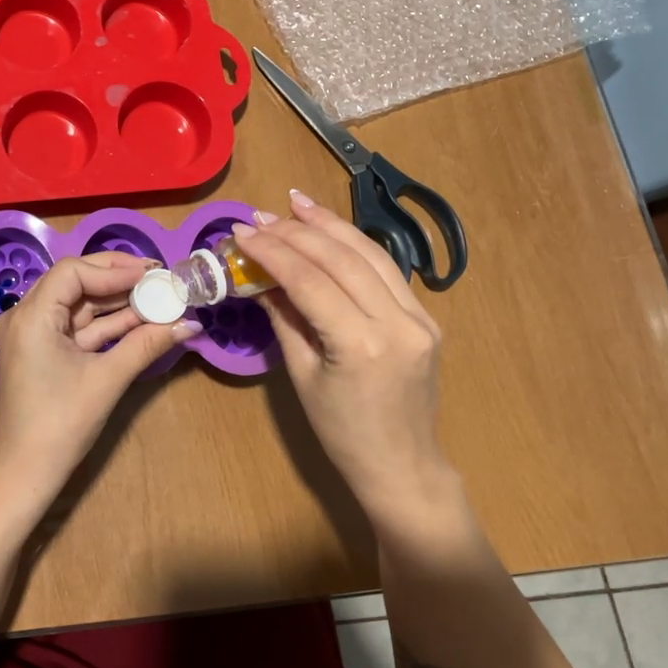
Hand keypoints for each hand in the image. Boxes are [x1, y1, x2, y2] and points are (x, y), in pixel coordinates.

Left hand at [0, 252, 200, 499]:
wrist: (25, 472)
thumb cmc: (61, 424)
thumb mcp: (107, 379)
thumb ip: (146, 344)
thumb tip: (189, 323)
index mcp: (31, 316)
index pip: (73, 272)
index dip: (114, 269)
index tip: (152, 273)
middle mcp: (25, 317)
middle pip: (74, 282)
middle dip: (119, 280)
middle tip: (160, 277)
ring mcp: (32, 335)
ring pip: (79, 306)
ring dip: (117, 302)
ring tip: (159, 296)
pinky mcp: (42, 352)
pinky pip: (76, 328)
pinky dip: (106, 325)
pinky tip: (142, 319)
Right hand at [233, 190, 455, 522]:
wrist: (402, 464)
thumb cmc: (342, 432)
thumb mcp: (302, 374)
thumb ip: (285, 318)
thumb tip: (261, 277)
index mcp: (361, 344)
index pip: (311, 281)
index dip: (273, 251)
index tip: (242, 231)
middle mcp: (398, 322)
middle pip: (342, 259)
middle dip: (298, 232)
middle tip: (262, 215)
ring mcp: (419, 317)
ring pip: (371, 255)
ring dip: (330, 225)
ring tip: (297, 203)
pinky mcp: (425, 317)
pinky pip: (386, 271)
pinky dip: (355, 246)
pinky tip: (331, 230)